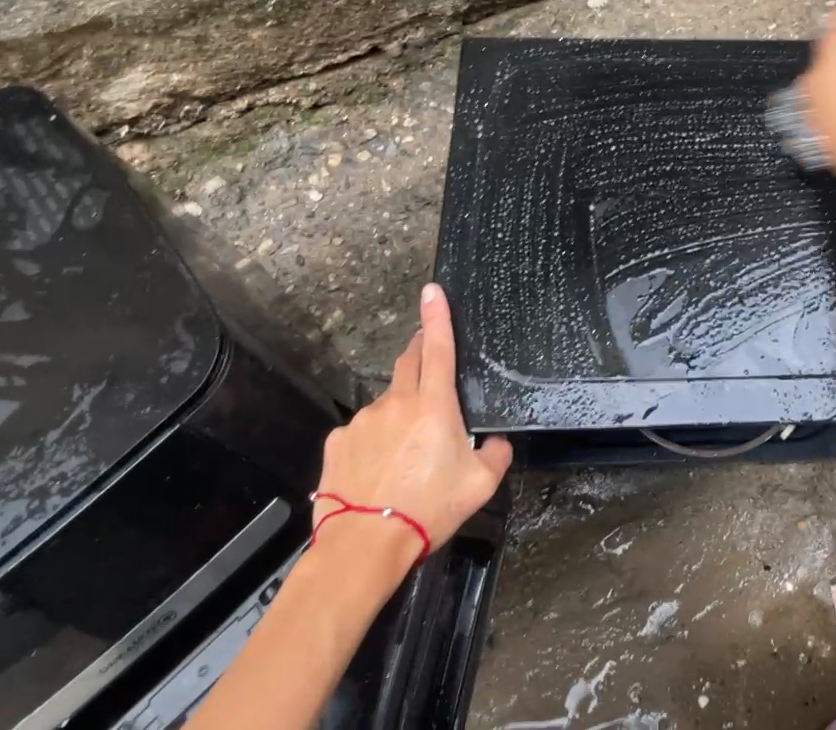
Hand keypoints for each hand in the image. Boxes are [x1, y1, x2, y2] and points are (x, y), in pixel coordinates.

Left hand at [311, 283, 512, 558]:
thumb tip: (497, 442)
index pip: (438, 348)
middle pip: (409, 362)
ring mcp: (362, 421)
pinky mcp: (338, 442)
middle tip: (432, 367)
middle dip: (420, 353)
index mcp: (434, 406)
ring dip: (399, 415)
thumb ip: (497, 455)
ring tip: (406, 457)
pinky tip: (379, 471)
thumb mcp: (480, 486)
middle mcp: (396, 404)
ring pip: (387, 405)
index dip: (437, 316)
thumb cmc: (427, 510)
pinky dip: (374, 442)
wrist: (364, 546)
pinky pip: (362, 431)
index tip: (433, 290)